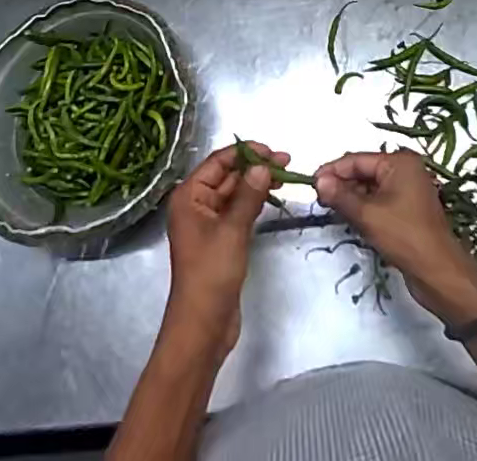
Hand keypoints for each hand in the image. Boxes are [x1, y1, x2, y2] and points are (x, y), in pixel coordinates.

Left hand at [163, 141, 285, 359]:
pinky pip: (238, 210)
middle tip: (287, 163)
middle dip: (255, 167)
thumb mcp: (232, 230)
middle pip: (228, 175)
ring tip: (285, 177)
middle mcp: (195, 204)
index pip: (219, 162)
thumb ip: (248, 195)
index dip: (246, 153)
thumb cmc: (211, 274)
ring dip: (257, 183)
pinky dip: (255, 201)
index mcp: (188, 195)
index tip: (274, 151)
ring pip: (235, 192)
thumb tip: (263, 166)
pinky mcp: (220, 238)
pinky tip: (273, 197)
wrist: (203, 325)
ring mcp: (208, 222)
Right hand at [313, 150, 476, 325]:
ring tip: (330, 209)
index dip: (332, 170)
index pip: (357, 159)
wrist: (439, 273)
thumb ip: (340, 195)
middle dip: (341, 184)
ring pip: (370, 187)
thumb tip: (319, 181)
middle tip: (319, 199)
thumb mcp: (367, 214)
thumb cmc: (404, 236)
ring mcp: (408, 189)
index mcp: (399, 162)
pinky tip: (348, 217)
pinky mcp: (407, 209)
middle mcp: (405, 170)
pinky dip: (363, 207)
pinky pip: (379, 200)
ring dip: (350, 197)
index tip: (311, 184)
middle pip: (364, 171)